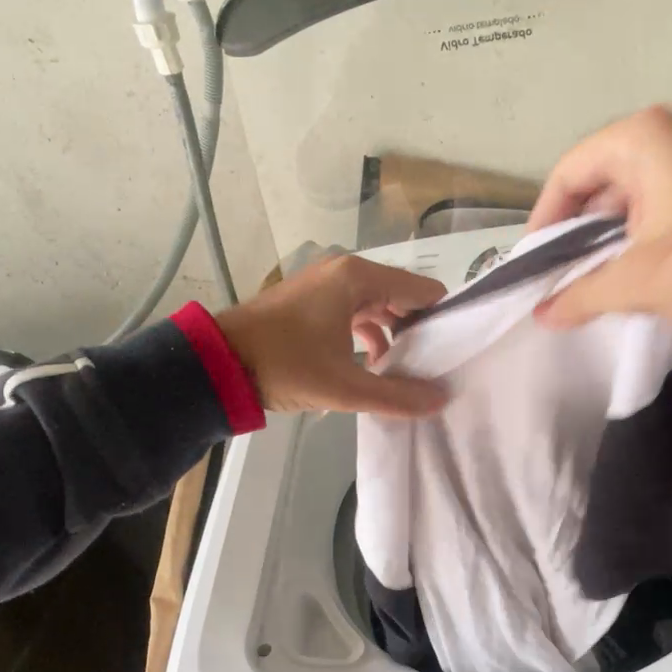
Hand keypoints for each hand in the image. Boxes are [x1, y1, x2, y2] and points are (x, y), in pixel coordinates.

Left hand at [217, 255, 449, 417]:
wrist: (219, 364)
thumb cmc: (285, 366)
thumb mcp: (345, 387)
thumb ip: (398, 396)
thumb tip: (441, 400)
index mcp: (358, 278)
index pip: (422, 290)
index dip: (441, 320)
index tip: (453, 353)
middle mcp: (345, 272)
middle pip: (401, 297)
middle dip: (418, 332)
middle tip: (434, 368)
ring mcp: (325, 286)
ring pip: (377, 307)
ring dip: (393, 337)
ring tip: (407, 373)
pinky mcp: (311, 303)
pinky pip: (354, 314)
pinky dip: (368, 336)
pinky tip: (373, 368)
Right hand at [529, 107, 671, 330]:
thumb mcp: (640, 282)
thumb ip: (582, 294)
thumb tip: (544, 314)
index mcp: (643, 138)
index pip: (569, 172)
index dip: (544, 219)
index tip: (535, 262)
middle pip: (602, 179)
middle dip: (580, 231)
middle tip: (566, 276)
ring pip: (636, 191)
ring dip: (613, 236)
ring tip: (601, 280)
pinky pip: (669, 197)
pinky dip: (646, 231)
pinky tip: (644, 269)